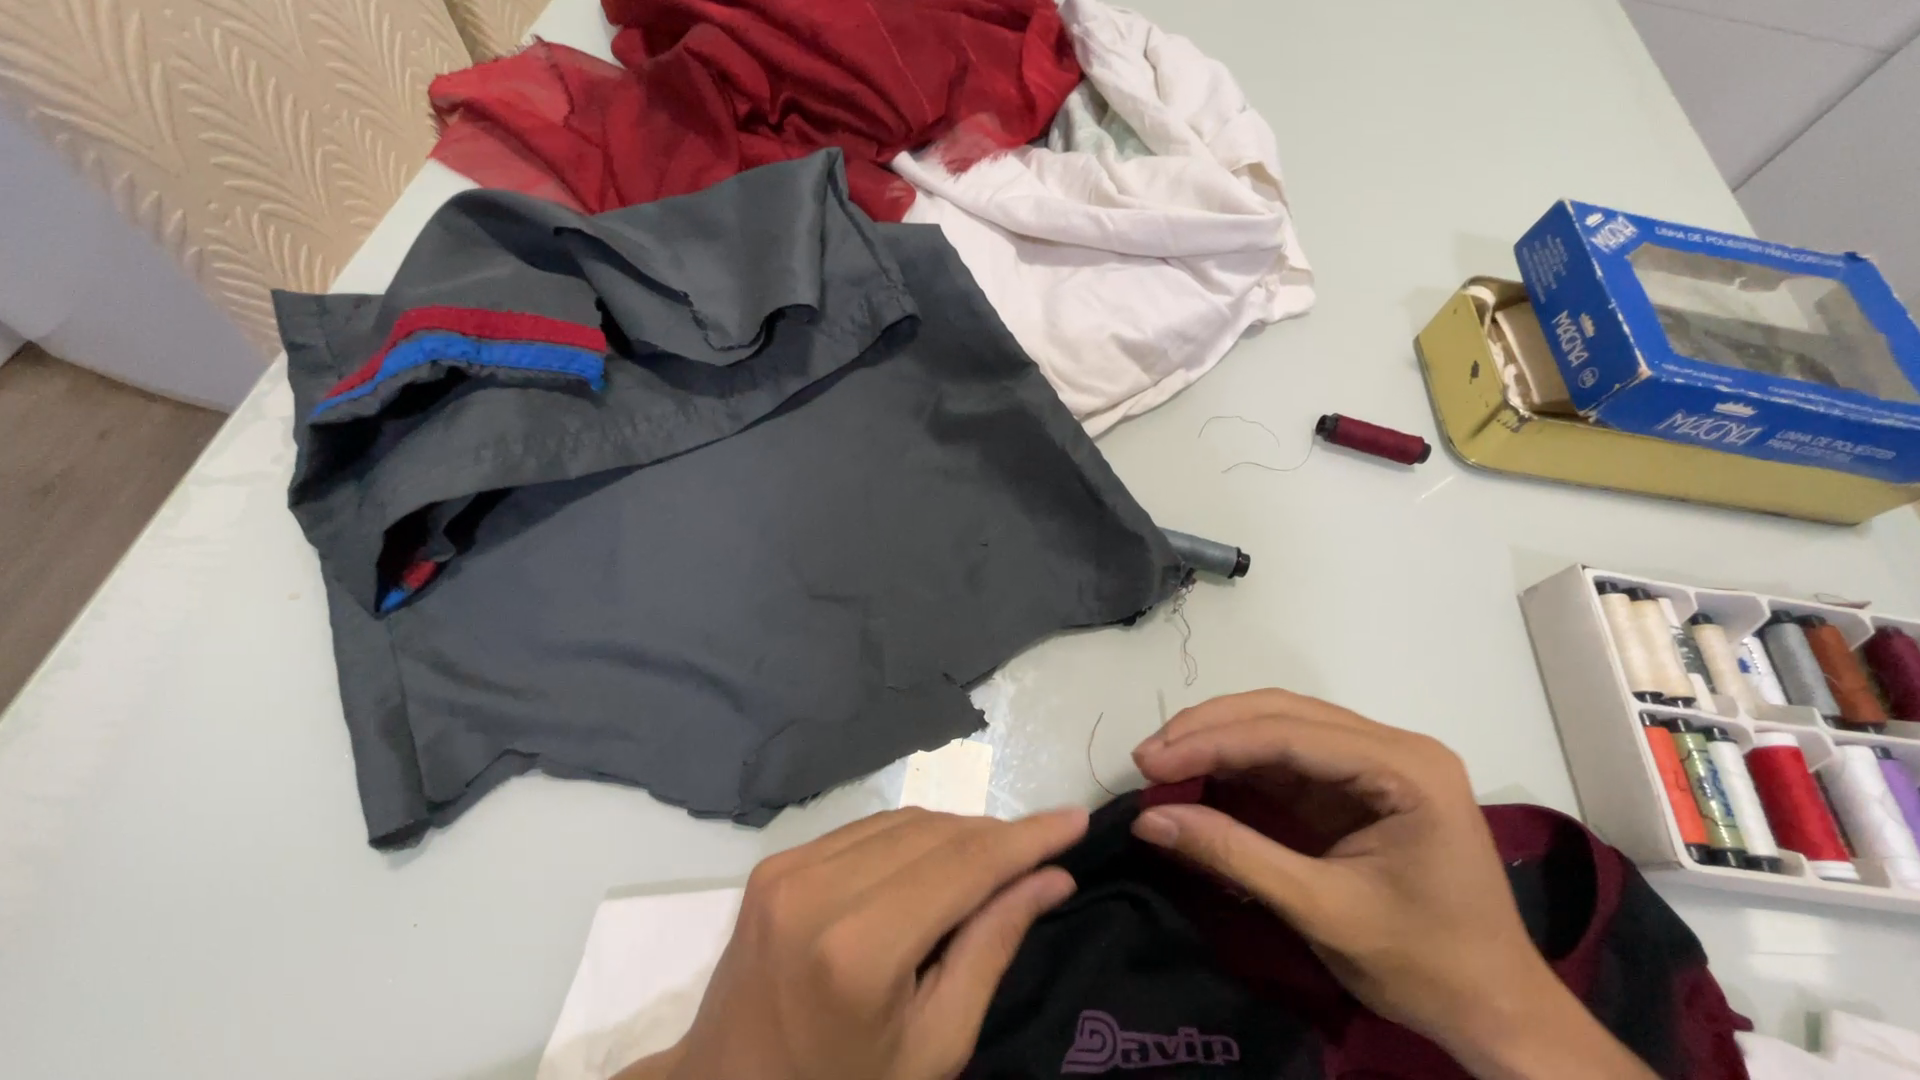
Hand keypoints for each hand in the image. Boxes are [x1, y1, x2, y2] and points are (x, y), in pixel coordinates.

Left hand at [617, 806, 1089, 1079]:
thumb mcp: (936, 1042)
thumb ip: (992, 946)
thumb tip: (1052, 877)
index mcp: (859, 949)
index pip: (964, 865)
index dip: (1027, 838)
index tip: (1076, 818)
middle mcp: (817, 889)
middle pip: (935, 833)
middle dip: (996, 837)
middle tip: (1042, 854)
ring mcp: (787, 869)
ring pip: (902, 821)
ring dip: (957, 834)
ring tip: (993, 864)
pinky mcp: (774, 863)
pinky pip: (866, 830)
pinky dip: (912, 838)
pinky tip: (934, 865)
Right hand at [1128, 690, 1654, 1079]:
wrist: (1495, 1010)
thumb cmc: (1423, 964)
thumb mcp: (1322, 910)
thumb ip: (1233, 854)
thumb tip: (1148, 819)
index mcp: (1403, 768)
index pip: (1289, 734)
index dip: (1211, 743)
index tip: (1148, 764)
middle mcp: (1392, 747)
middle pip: (1282, 714)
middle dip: (1208, 732)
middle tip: (1146, 761)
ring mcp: (1376, 762)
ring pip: (1279, 726)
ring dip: (1218, 741)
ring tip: (1161, 764)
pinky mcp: (1357, 785)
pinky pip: (1286, 759)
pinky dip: (1237, 765)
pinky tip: (1198, 776)